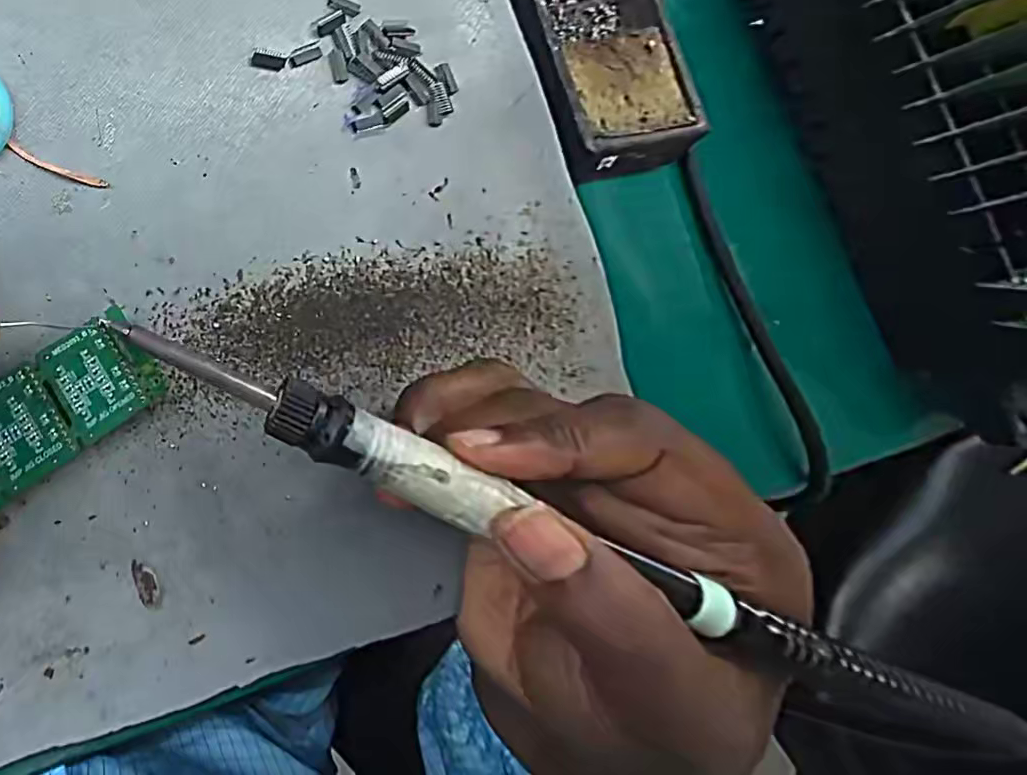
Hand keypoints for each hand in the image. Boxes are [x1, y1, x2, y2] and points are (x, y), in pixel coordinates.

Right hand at [394, 361, 811, 774]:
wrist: (574, 726)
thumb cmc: (636, 721)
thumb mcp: (656, 697)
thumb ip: (613, 618)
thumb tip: (526, 525)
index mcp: (716, 526)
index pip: (639, 440)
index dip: (558, 434)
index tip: (481, 455)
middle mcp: (636, 480)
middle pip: (556, 407)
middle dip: (484, 424)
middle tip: (430, 454)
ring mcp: (562, 469)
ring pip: (503, 394)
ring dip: (445, 407)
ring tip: (408, 446)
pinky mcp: (499, 471)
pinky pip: (462, 415)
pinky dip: (424, 419)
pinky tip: (404, 451)